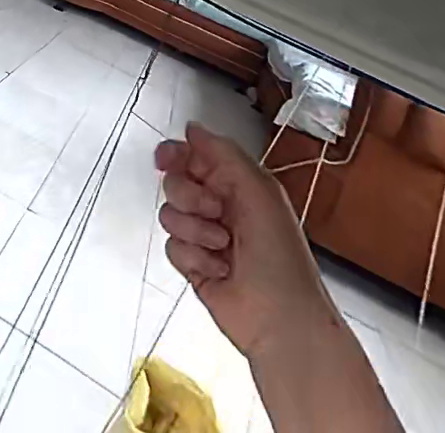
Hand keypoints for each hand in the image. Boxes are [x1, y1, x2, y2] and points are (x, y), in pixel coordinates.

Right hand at [153, 121, 337, 356]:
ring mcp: (203, 233)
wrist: (279, 316)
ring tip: (223, 246)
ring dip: (195, 230)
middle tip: (214, 210)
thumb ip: (223, 153)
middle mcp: (218, 203)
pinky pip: (172, 246)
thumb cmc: (279, 251)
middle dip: (190, 196)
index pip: (196, 155)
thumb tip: (192, 128)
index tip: (166, 159)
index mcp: (236, 180)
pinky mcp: (192, 263)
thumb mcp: (257, 190)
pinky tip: (218, 268)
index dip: (177, 153)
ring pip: (170, 214)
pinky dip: (193, 256)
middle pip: (176, 182)